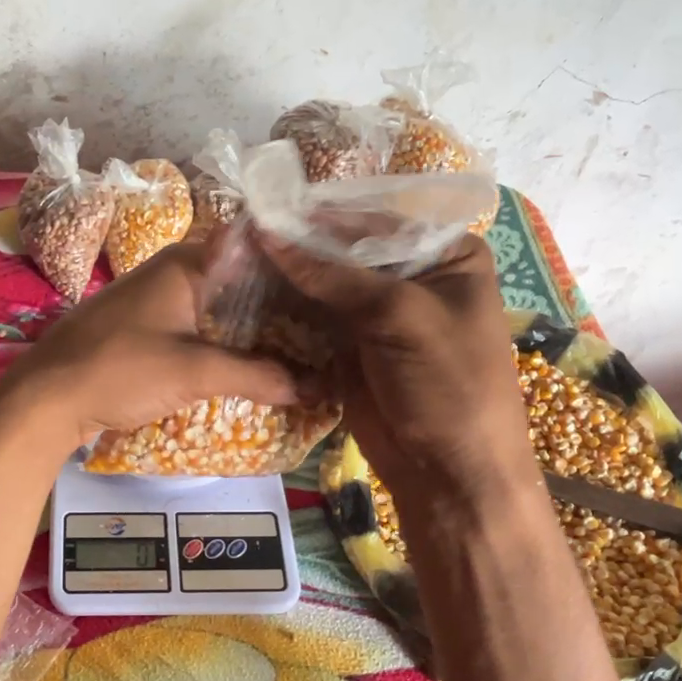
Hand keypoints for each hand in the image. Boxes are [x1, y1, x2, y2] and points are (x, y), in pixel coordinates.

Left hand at [0, 241, 298, 453]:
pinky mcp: (143, 329)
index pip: (254, 247)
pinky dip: (222, 343)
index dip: (294, 268)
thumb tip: (314, 387)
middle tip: (323, 330)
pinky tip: (247, 365)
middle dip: (278, 306)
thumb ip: (257, 375)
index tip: (330, 291)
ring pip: (217, 306)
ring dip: (250, 328)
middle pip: (239, 280)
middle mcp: (171, 271)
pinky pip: (196, 327)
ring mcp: (154, 300)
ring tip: (298, 350)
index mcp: (185, 263)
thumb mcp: (195, 372)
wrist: (47, 398)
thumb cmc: (121, 370)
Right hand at [263, 233, 534, 501]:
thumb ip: (332, 274)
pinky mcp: (350, 348)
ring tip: (234, 262)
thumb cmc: (447, 383)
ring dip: (285, 279)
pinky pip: (312, 320)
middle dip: (298, 247)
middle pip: (346, 251)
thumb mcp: (398, 316)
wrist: (448, 472)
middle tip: (242, 235)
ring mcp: (377, 315)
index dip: (322, 216)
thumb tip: (268, 232)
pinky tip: (247, 298)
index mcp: (446, 255)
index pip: (376, 220)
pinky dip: (284, 312)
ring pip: (324, 286)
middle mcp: (412, 277)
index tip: (268, 208)